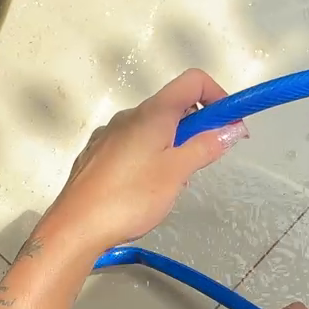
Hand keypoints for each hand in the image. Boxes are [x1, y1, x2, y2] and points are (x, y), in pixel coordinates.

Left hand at [37, 69, 245, 256]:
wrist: (76, 227)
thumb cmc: (129, 198)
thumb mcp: (177, 172)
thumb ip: (206, 147)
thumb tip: (231, 129)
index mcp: (152, 113)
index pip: (193, 81)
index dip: (218, 96)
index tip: (230, 125)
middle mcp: (129, 116)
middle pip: (173, 106)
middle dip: (196, 129)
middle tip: (200, 163)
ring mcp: (109, 135)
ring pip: (153, 129)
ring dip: (173, 146)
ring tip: (170, 184)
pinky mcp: (97, 155)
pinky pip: (133, 146)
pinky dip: (150, 157)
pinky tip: (144, 190)